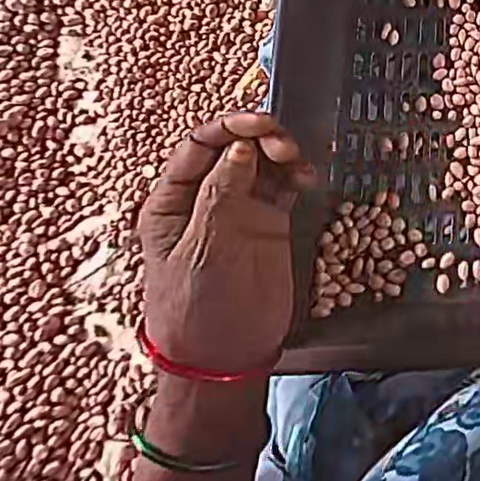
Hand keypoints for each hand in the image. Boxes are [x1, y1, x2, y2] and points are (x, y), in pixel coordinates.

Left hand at [138, 113, 317, 373]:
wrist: (226, 358)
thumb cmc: (198, 311)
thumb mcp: (203, 252)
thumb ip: (221, 197)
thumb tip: (240, 148)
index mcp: (172, 202)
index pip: (198, 147)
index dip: (229, 127)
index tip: (260, 122)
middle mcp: (205, 197)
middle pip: (233, 147)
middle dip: (259, 137)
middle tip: (284, 145)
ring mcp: (239, 207)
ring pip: (261, 160)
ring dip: (281, 152)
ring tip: (297, 163)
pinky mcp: (268, 220)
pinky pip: (283, 183)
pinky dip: (296, 174)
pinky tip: (307, 179)